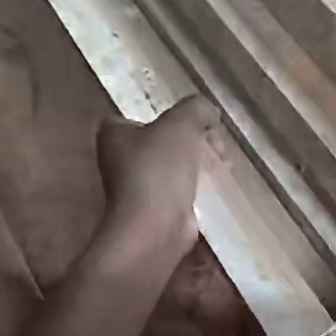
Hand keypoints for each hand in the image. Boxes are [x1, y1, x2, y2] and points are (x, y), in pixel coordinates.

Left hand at [95, 96, 219, 262]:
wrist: (156, 227)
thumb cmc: (160, 170)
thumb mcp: (182, 124)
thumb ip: (196, 109)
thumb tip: (209, 110)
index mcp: (114, 134)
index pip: (141, 116)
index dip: (170, 117)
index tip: (195, 123)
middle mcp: (118, 160)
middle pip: (162, 141)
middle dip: (192, 141)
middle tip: (216, 145)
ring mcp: (135, 188)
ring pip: (172, 166)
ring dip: (197, 164)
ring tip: (221, 164)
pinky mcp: (154, 210)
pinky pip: (178, 190)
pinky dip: (196, 188)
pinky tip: (214, 188)